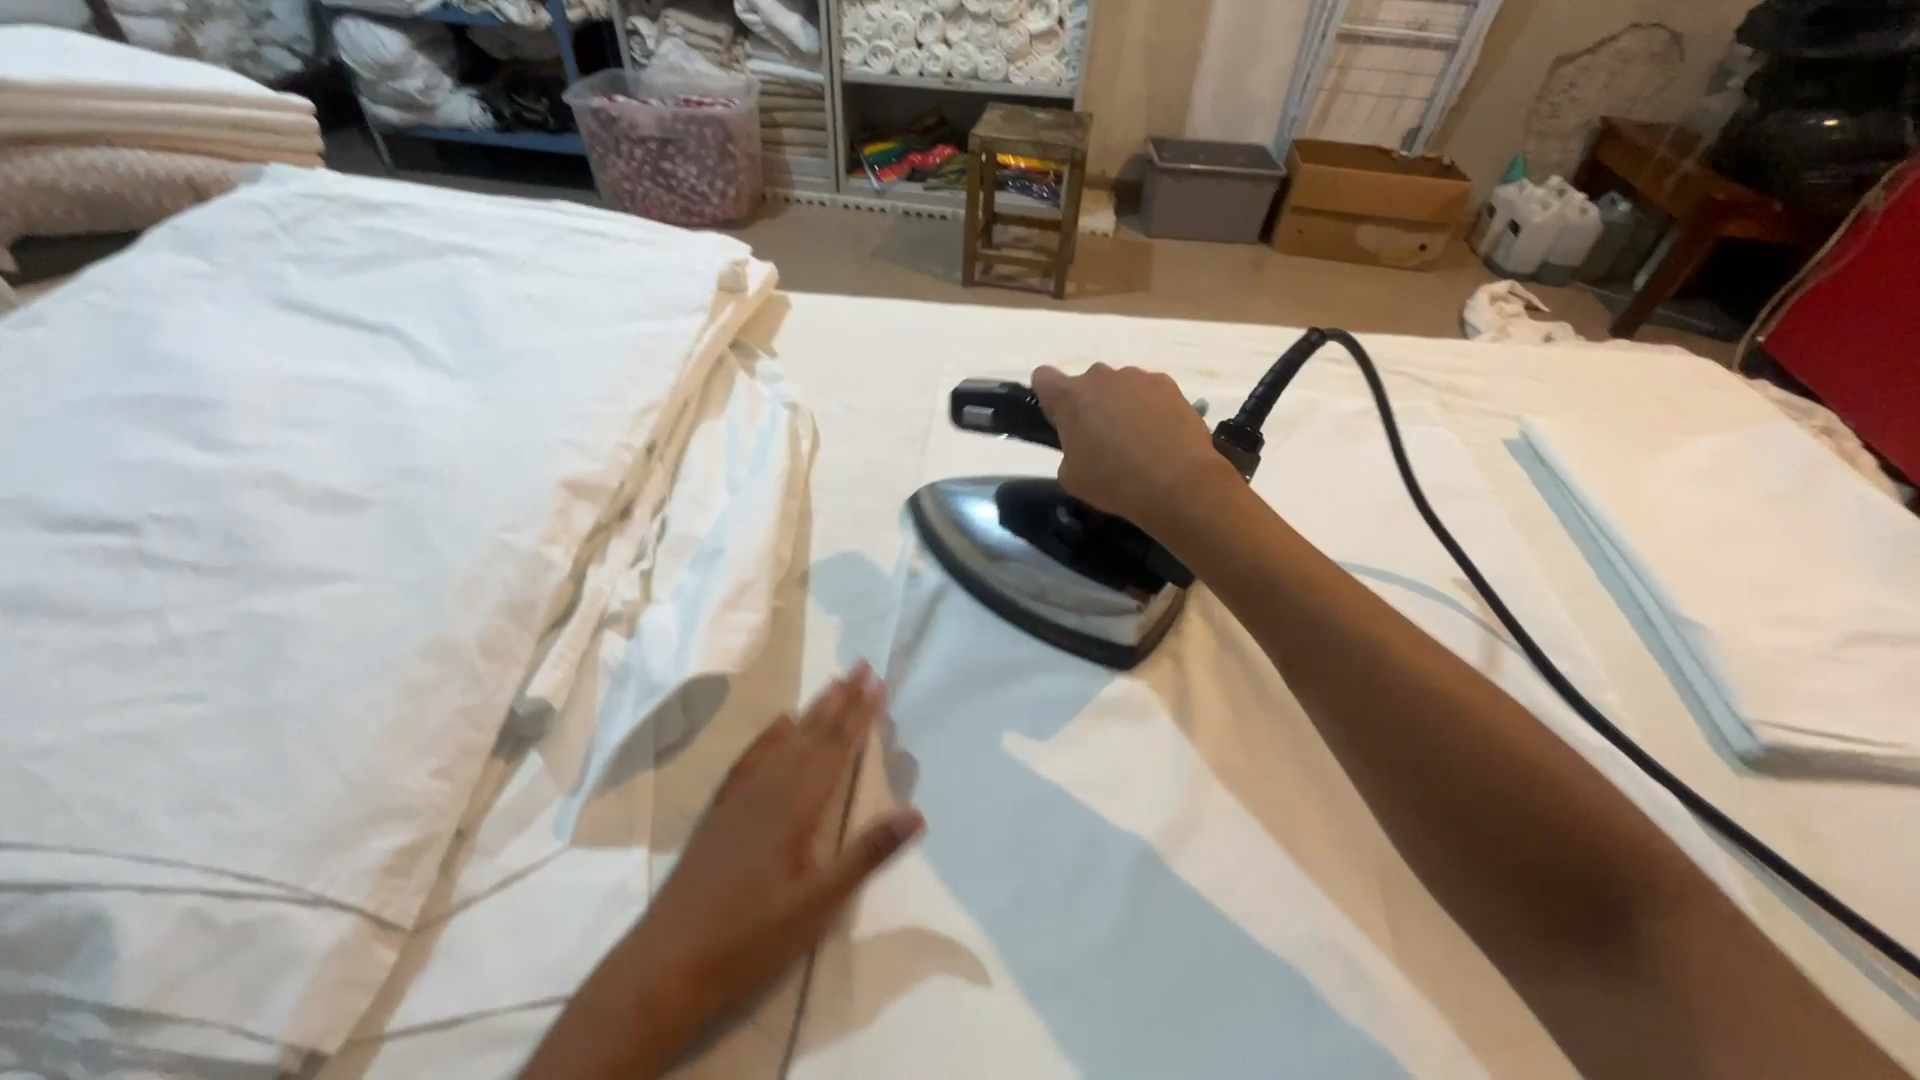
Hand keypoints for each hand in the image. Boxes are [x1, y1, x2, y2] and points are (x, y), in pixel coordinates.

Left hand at [520, 664, 923, 1079]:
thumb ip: (865, 855)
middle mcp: (766, 795)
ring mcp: (738, 803)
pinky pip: (749, 763)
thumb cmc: (749, 940)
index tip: (879, 682)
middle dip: (839, 701)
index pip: (836, 752)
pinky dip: (767, 739)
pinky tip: (775, 727)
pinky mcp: (718, 818)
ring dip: (810, 713)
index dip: (860, 716)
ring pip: (782, 744)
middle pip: (810, 737)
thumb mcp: (817, 906)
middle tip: (862, 666)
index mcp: (794, 811)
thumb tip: (916, 813)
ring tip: (830, 685)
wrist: (665, 966)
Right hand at [1031, 363, 1237, 534]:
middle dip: (1091, 404)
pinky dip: (1150, 408)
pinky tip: (1161, 436)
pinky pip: (1149, 392)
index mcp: (1071, 398)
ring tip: (1138, 440)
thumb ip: (1068, 451)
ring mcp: (1138, 378)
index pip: (1043, 378)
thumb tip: (1083, 445)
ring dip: (1122, 405)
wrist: (1178, 482)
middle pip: (1086, 383)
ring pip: (1120, 386)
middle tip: (1103, 439)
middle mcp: (1102, 378)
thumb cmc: (1115, 482)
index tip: (1061, 420)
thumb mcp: (1071, 478)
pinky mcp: (1169, 385)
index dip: (1050, 398)